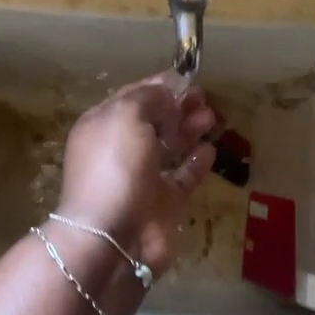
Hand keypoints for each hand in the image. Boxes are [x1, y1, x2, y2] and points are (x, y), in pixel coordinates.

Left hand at [57, 74, 218, 275]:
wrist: (112, 236)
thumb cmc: (114, 166)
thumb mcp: (126, 117)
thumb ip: (147, 99)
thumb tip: (166, 90)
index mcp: (102, 123)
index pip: (132, 96)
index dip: (158, 86)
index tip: (185, 78)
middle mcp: (120, 147)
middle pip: (152, 120)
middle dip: (176, 106)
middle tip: (204, 97)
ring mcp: (142, 176)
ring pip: (169, 146)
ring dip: (189, 129)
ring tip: (211, 116)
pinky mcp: (163, 203)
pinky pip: (182, 177)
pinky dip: (196, 163)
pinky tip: (211, 150)